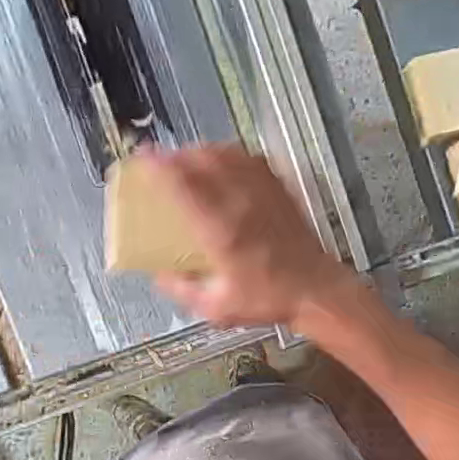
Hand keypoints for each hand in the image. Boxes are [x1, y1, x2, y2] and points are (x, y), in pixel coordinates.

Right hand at [147, 147, 353, 327]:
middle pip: (203, 161)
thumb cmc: (270, 298)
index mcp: (222, 231)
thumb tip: (161, 276)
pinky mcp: (280, 193)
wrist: (315, 291)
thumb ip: (182, 290)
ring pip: (227, 155)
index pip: (184, 186)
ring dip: (202, 151)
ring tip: (188, 158)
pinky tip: (224, 160)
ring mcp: (263, 195)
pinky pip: (252, 160)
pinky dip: (231, 154)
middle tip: (161, 160)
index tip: (143, 158)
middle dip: (177, 154)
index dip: (159, 167)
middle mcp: (242, 205)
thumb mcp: (217, 307)